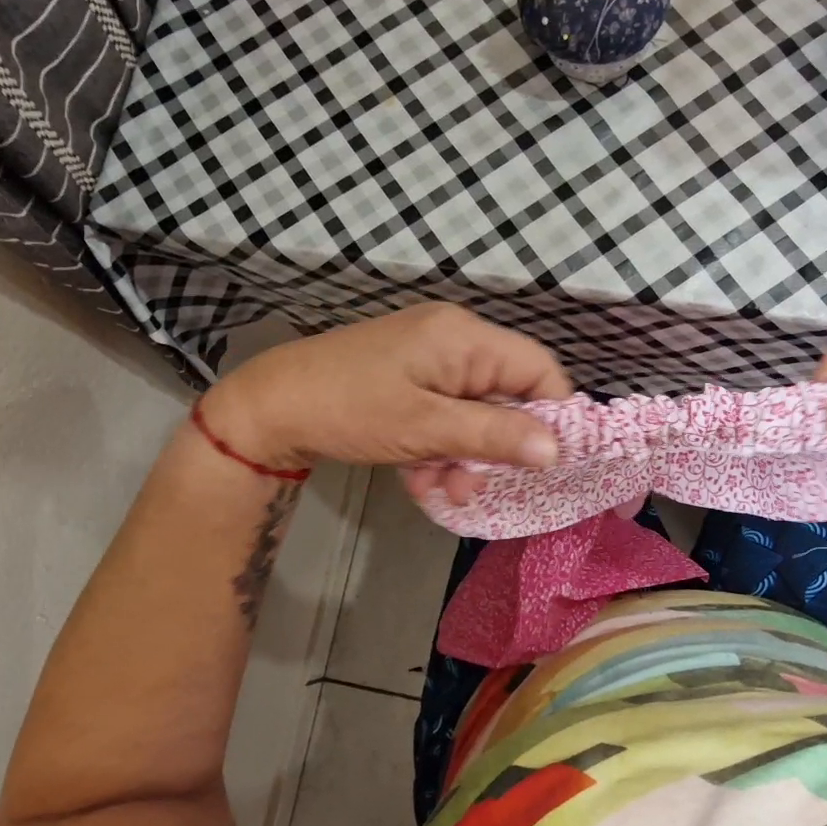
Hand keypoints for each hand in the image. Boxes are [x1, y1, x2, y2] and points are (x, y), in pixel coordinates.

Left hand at [196, 304, 572, 495]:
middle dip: (494, 447)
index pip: (538, 369)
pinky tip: (419, 474)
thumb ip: (495, 435)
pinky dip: (440, 446)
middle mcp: (454, 338)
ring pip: (476, 412)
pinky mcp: (411, 377)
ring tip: (438, 488)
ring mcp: (430, 357)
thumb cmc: (351, 410)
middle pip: (507, 394)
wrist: (270, 407)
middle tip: (472, 486)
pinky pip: (447, 412)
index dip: (550, 416)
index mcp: (465, 337)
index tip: (543, 464)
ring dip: (464, 455)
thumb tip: (556, 449)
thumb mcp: (427, 429)